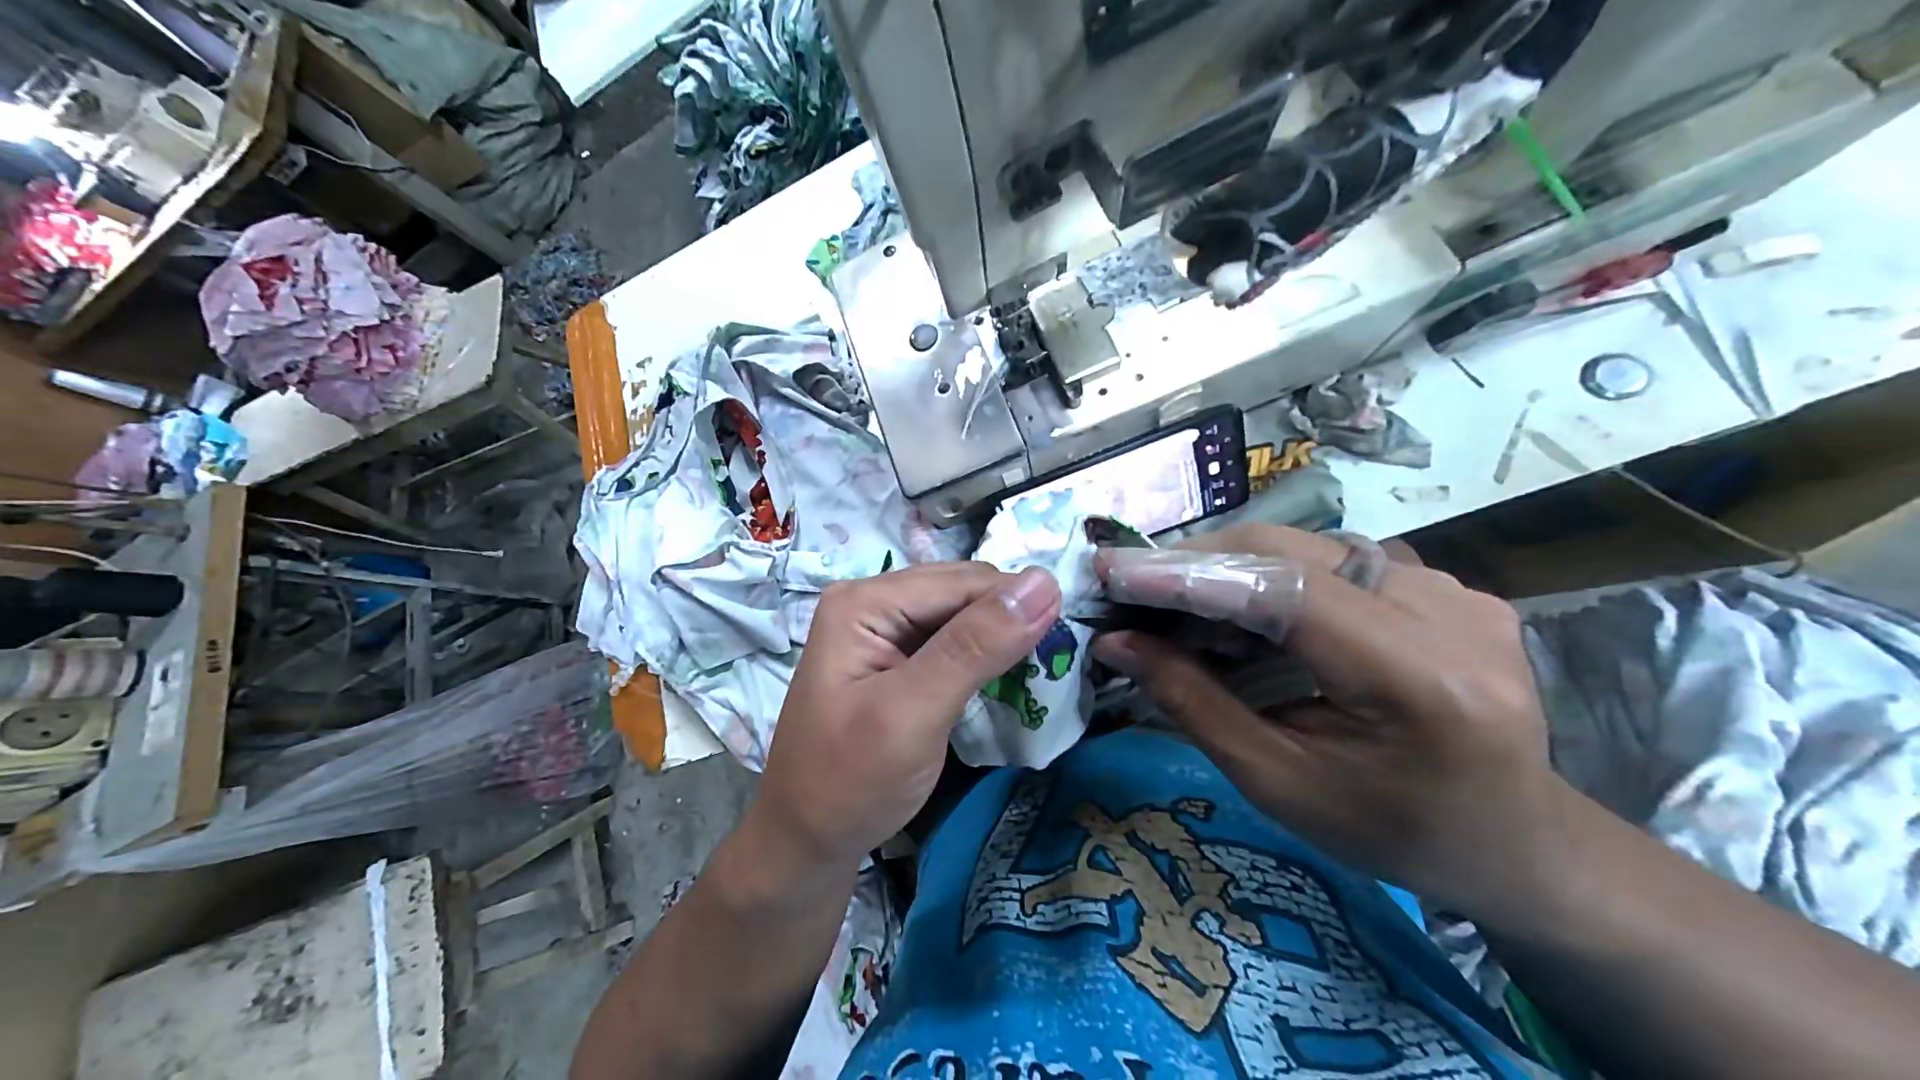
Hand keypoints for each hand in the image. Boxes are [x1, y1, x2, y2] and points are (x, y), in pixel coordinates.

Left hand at [750, 562, 1061, 867]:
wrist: (806, 842)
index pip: (962, 581)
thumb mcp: (913, 714)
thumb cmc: (851, 782)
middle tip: (1051, 666)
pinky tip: (1005, 680)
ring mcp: (883, 631)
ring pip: (964, 616)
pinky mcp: (897, 660)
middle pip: (964, 592)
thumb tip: (1044, 582)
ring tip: (1034, 674)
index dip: (1016, 604)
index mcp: (864, 601)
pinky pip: (954, 642)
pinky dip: (984, 659)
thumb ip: (975, 647)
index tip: (1064, 645)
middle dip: (1009, 621)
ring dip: (1001, 640)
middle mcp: (872, 602)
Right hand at [1092, 525, 1562, 917]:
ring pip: (1311, 548)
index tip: (1113, 571)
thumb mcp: (1279, 783)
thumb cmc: (1391, 832)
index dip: (1192, 576)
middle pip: (1296, 553)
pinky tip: (1241, 606)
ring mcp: (1459, 591)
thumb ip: (1194, 703)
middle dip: (1198, 562)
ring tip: (1170, 600)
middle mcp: (1452, 615)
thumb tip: (1116, 643)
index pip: (1288, 594)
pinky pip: (1338, 561)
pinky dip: (1273, 576)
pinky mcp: (1451, 586)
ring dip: (1230, 568)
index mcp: (1423, 681)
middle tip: (1125, 583)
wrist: (1516, 843)